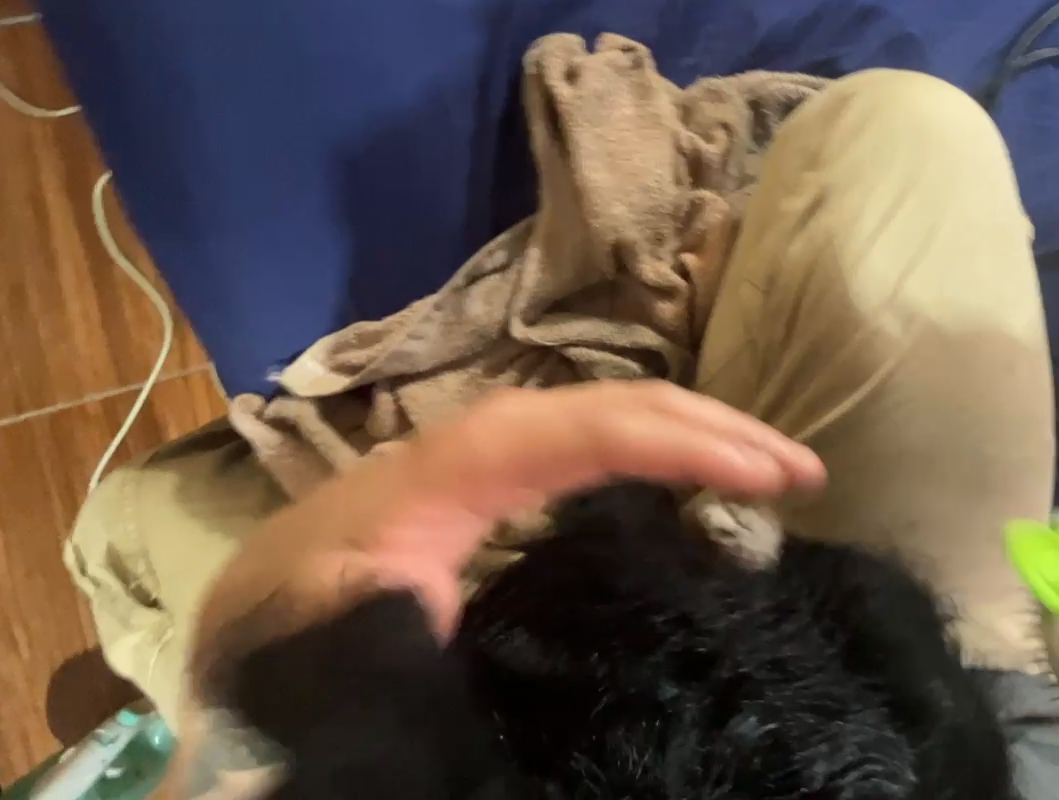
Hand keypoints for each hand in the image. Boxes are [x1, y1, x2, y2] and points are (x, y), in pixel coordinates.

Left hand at [164, 381, 821, 797]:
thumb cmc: (291, 653)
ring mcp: (503, 450)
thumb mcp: (332, 655)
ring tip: (777, 464)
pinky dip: (670, 451)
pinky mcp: (515, 476)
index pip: (586, 431)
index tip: (767, 478)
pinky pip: (606, 444)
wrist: (254, 640)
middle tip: (803, 468)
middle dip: (716, 426)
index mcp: (448, 472)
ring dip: (704, 430)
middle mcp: (486, 438)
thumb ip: (393, 630)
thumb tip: (478, 603)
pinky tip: (709, 475)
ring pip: (619, 413)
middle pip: (618, 404)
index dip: (681, 445)